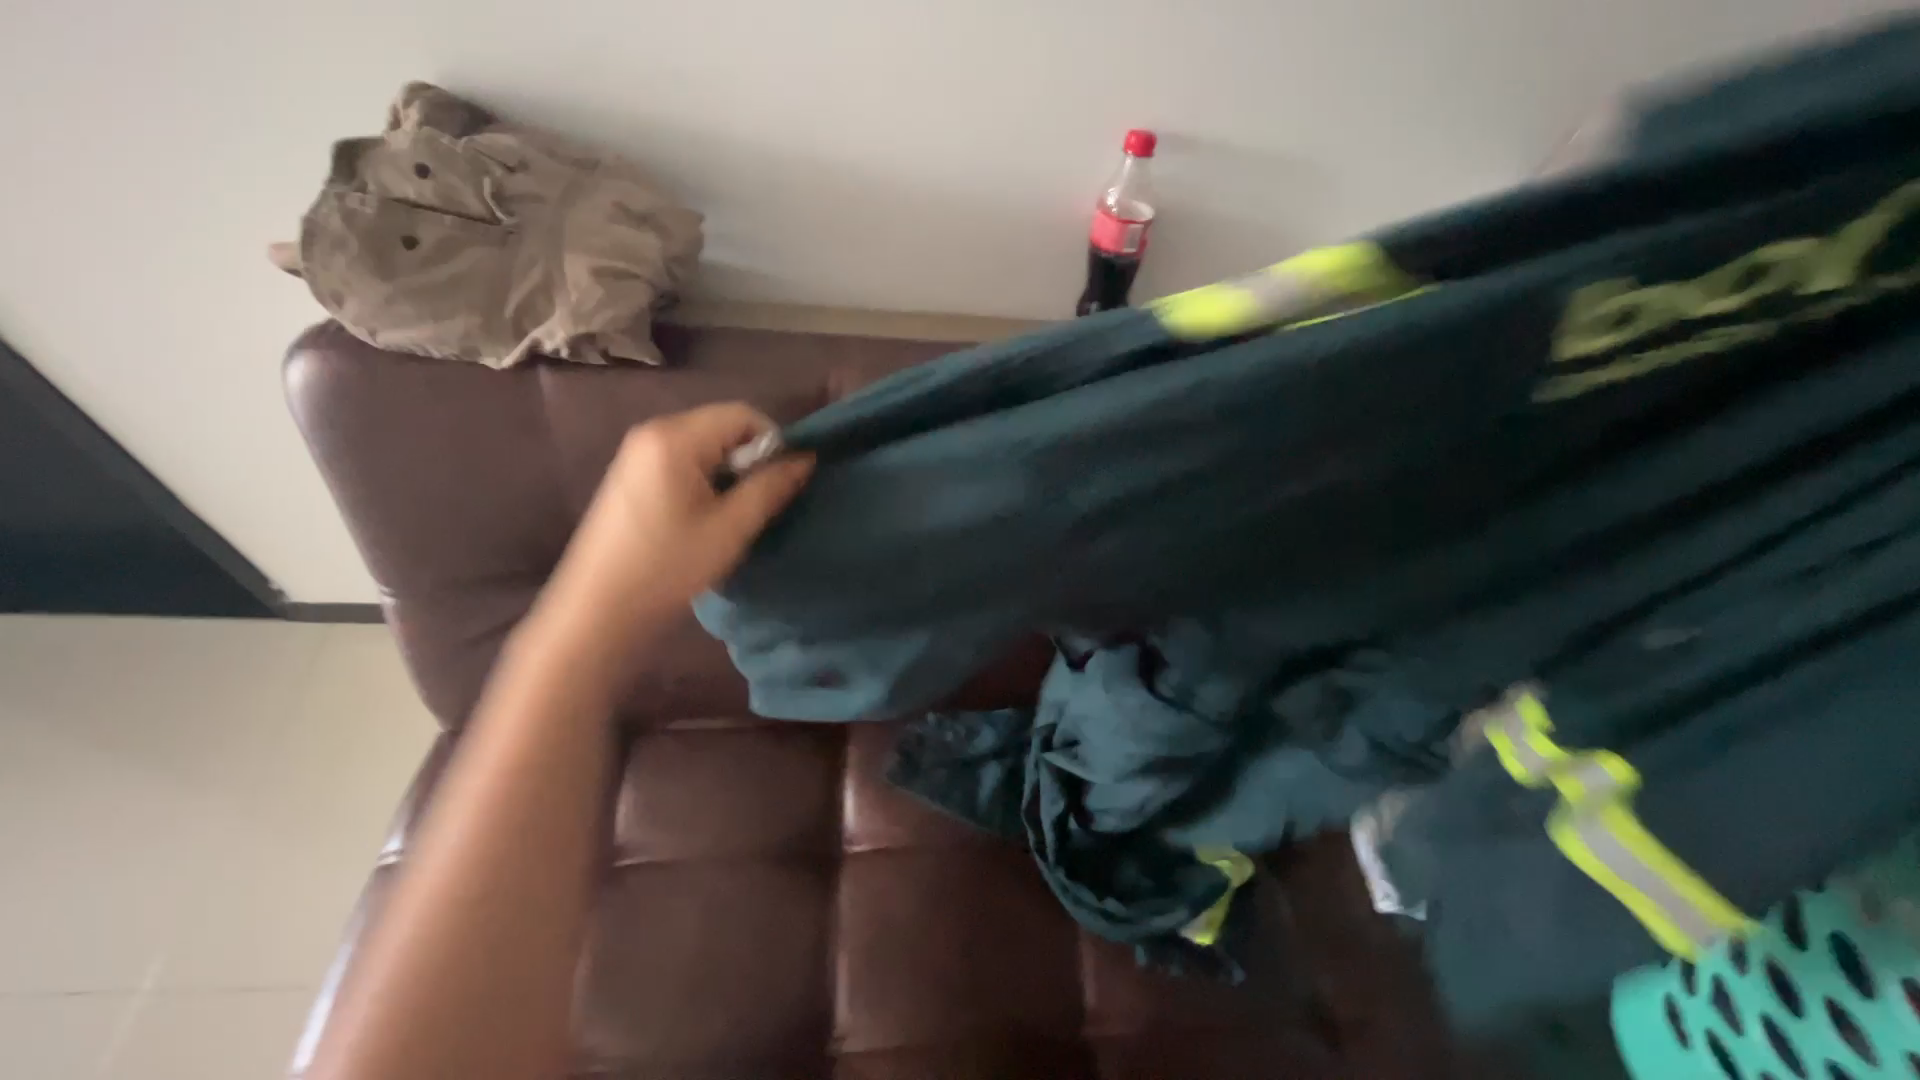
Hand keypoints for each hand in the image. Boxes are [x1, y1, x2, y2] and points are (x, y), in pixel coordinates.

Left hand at [537, 403, 813, 653]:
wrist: (599, 610)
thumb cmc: (668, 566)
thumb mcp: (731, 528)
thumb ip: (771, 487)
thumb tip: (806, 458)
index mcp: (674, 437)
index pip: (743, 415)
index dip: (773, 443)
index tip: (782, 483)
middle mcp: (652, 432)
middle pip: (722, 426)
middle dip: (750, 459)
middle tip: (760, 503)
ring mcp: (636, 453)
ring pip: (704, 445)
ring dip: (729, 472)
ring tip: (734, 514)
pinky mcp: (631, 475)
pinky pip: (683, 460)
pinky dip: (706, 479)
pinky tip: (705, 517)